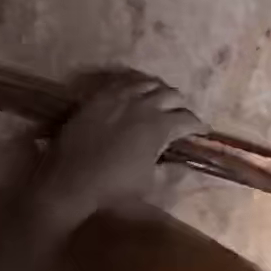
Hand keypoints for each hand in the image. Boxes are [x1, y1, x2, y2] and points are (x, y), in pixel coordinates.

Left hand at [33, 76, 203, 226]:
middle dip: (181, 105)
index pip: (187, 119)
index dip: (198, 125)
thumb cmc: (113, 189)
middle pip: (171, 95)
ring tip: (161, 99)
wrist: (68, 181)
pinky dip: (135, 85)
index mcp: (159, 126)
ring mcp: (119, 97)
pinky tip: (134, 92)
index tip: (202, 131)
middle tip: (182, 115)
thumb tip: (188, 165)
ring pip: (148, 83)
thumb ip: (173, 172)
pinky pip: (122, 82)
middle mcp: (143, 105)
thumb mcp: (150, 185)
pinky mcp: (99, 96)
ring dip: (159, 91)